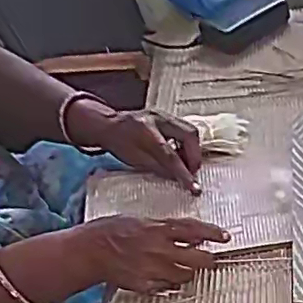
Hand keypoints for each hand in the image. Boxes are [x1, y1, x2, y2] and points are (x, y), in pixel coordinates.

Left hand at [65, 98, 203, 193]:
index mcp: (144, 130)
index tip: (193, 186)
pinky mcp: (167, 117)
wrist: (108, 125)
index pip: (169, 154)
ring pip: (190, 132)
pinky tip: (181, 154)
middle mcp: (157, 118)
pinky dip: (188, 145)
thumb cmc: (120, 143)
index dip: (183, 172)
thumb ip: (161, 169)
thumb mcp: (138, 161)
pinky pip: (186, 131)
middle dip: (194, 157)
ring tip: (185, 164)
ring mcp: (163, 115)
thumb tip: (181, 178)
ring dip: (193, 151)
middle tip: (190, 171)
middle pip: (189, 135)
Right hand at [78, 215, 227, 293]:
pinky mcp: (147, 284)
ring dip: (189, 273)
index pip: (194, 230)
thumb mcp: (140, 222)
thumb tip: (191, 235)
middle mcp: (160, 250)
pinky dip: (171, 283)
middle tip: (208, 259)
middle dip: (207, 260)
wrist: (88, 251)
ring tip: (181, 268)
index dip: (212, 233)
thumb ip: (166, 229)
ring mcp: (154, 269)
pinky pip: (169, 288)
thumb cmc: (111, 232)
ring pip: (187, 276)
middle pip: (199, 260)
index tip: (225, 237)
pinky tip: (164, 277)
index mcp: (157, 230)